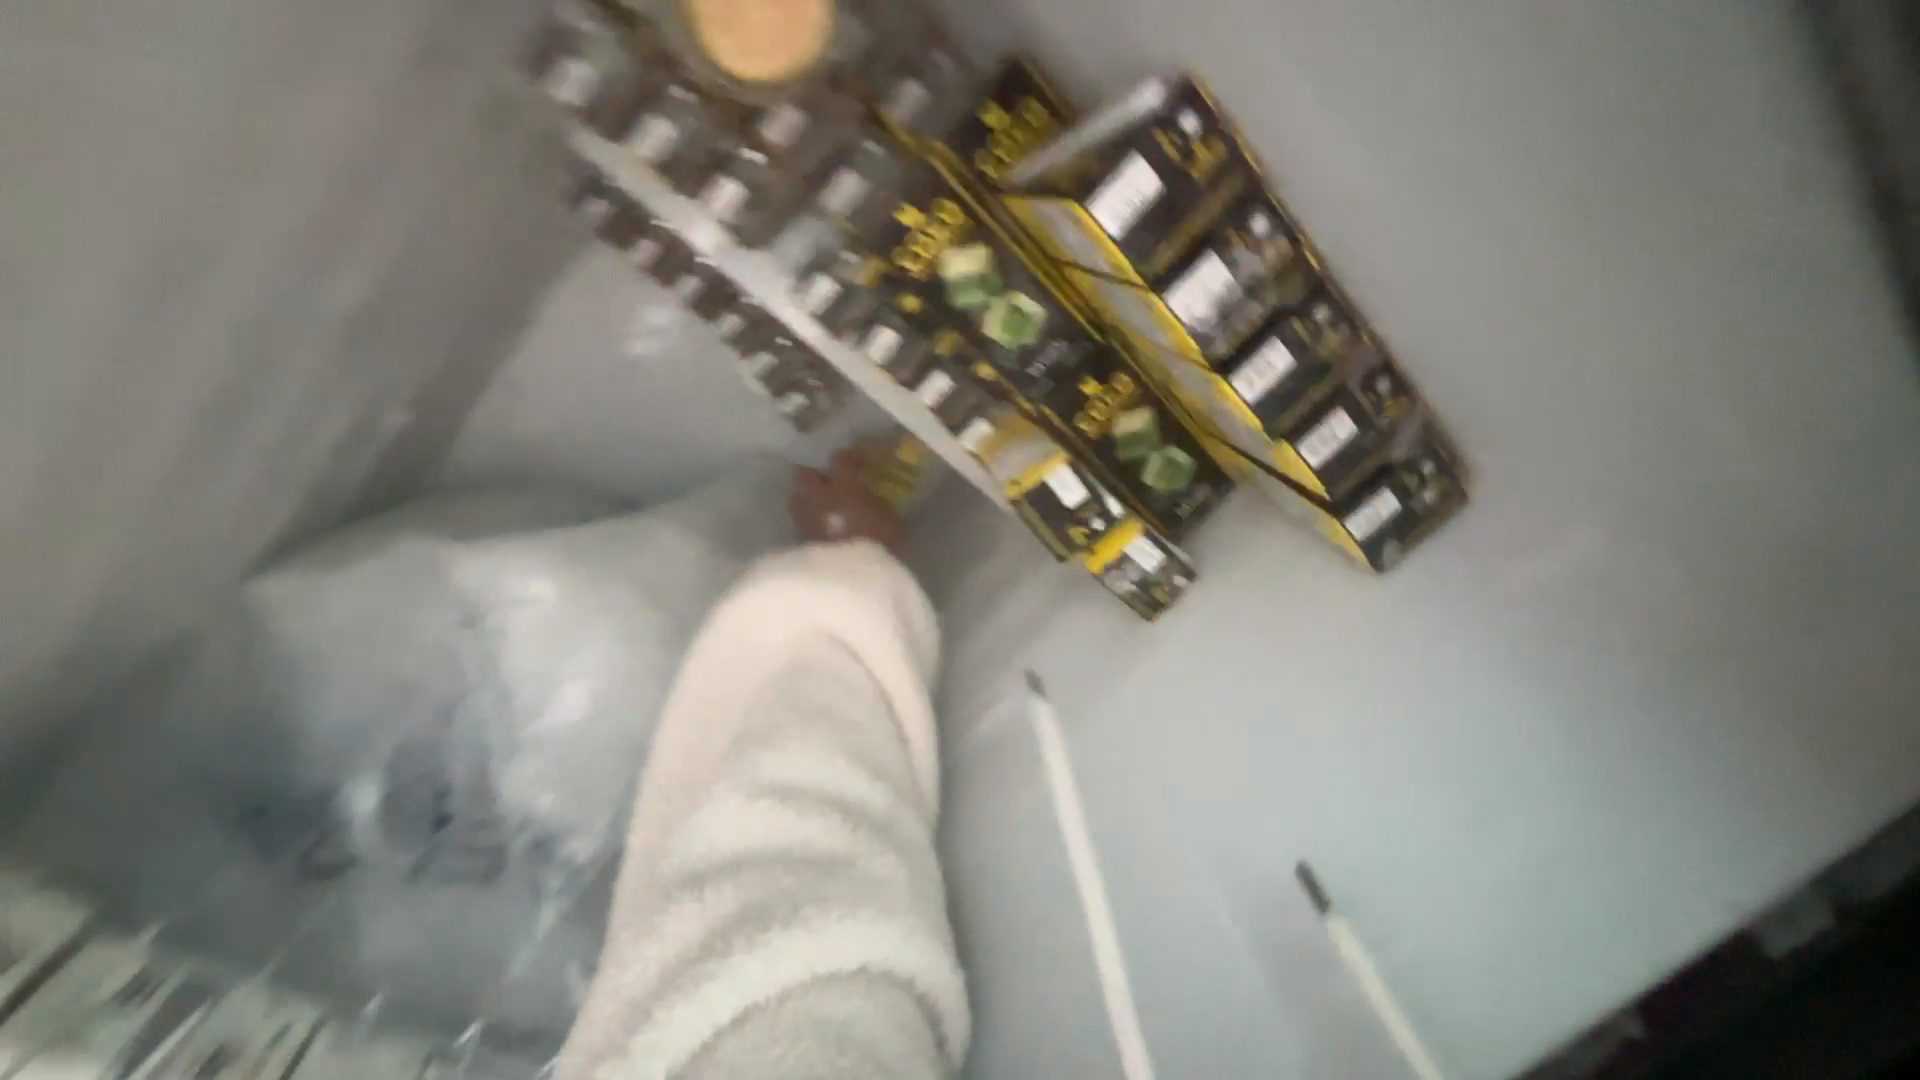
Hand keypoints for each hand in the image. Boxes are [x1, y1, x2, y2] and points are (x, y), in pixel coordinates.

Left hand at [790, 448, 906, 556]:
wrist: (851, 577)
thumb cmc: (879, 545)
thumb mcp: (891, 521)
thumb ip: (877, 505)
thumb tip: (871, 500)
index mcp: (845, 486)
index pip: (840, 459)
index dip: (847, 458)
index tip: (854, 461)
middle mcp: (819, 497)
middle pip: (804, 475)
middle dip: (813, 477)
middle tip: (826, 484)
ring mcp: (805, 519)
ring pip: (796, 499)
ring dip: (806, 502)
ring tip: (819, 510)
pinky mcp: (799, 541)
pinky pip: (800, 524)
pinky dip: (808, 524)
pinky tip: (820, 532)